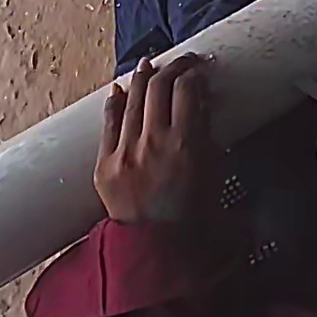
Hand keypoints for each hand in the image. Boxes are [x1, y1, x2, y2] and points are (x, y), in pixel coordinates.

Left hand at [95, 55, 211, 223]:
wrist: (157, 253)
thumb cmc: (193, 218)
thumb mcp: (212, 174)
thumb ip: (206, 135)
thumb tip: (201, 103)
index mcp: (186, 145)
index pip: (187, 90)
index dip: (193, 74)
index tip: (199, 71)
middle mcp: (153, 142)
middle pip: (159, 87)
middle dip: (172, 67)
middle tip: (180, 63)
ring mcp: (125, 152)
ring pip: (132, 100)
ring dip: (142, 78)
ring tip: (149, 64)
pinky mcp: (105, 164)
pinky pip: (108, 124)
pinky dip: (114, 103)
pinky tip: (118, 88)